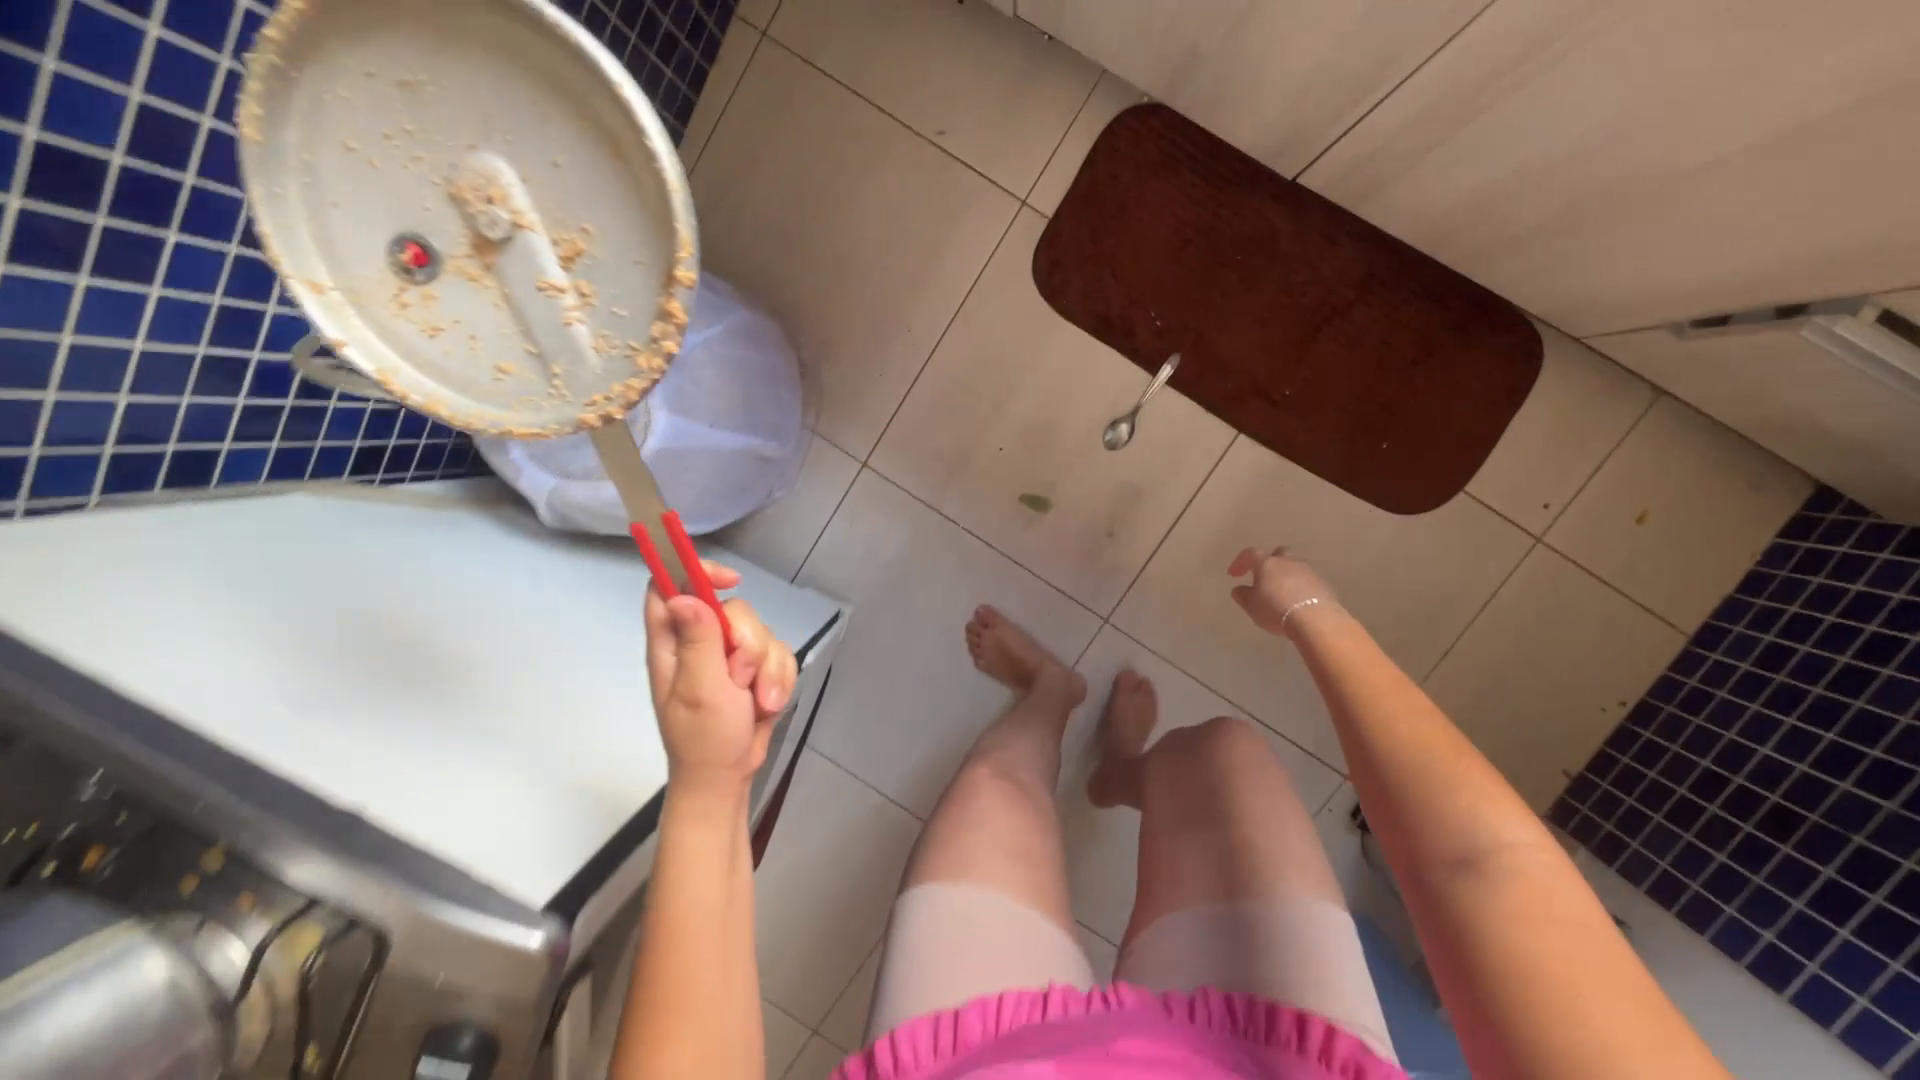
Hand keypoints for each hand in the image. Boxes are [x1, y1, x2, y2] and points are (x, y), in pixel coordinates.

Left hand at [645, 561, 798, 790]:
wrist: (728, 776)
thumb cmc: (704, 738)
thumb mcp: (700, 690)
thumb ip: (698, 642)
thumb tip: (684, 596)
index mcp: (672, 644)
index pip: (671, 586)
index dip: (695, 572)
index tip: (729, 582)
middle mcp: (700, 642)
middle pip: (734, 610)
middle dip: (749, 643)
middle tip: (741, 678)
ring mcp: (729, 656)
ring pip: (763, 633)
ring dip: (769, 670)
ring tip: (758, 703)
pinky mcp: (756, 669)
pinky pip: (779, 654)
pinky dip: (780, 679)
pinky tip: (769, 704)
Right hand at [1228, 547, 1341, 639]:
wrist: (1315, 619)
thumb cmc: (1275, 609)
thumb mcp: (1251, 606)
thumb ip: (1242, 595)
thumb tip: (1240, 589)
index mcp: (1267, 563)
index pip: (1250, 554)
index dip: (1240, 562)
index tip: (1233, 574)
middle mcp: (1288, 562)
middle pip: (1278, 554)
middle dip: (1269, 562)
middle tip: (1263, 577)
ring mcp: (1309, 571)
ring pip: (1295, 566)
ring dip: (1287, 575)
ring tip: (1282, 592)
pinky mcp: (1324, 584)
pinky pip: (1307, 580)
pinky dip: (1300, 587)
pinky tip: (1297, 601)